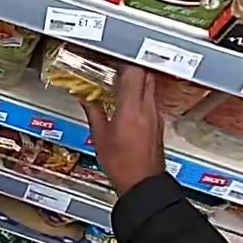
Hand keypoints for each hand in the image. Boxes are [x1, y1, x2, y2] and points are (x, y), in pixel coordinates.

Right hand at [83, 65, 166, 195]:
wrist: (143, 184)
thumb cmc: (122, 164)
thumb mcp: (100, 135)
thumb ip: (93, 110)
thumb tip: (84, 96)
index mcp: (131, 109)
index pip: (133, 73)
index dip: (124, 61)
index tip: (113, 58)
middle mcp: (147, 109)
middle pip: (146, 75)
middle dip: (132, 66)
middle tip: (116, 65)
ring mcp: (155, 115)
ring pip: (150, 86)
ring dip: (138, 79)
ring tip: (121, 81)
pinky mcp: (158, 123)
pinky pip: (151, 99)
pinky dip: (141, 94)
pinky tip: (129, 101)